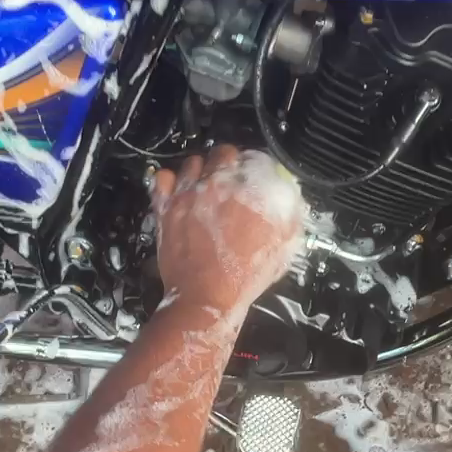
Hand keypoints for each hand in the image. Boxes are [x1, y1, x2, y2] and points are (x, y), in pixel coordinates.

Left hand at [151, 145, 305, 316]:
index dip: (254, 166)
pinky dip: (170, 180)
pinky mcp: (166, 208)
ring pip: (193, 162)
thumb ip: (288, 216)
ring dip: (201, 170)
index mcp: (248, 192)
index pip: (253, 158)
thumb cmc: (244, 277)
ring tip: (205, 185)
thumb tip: (289, 197)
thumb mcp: (281, 248)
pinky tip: (179, 191)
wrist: (205, 298)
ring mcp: (187, 195)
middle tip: (231, 180)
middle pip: (223, 153)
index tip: (254, 176)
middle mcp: (216, 185)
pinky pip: (162, 178)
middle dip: (229, 163)